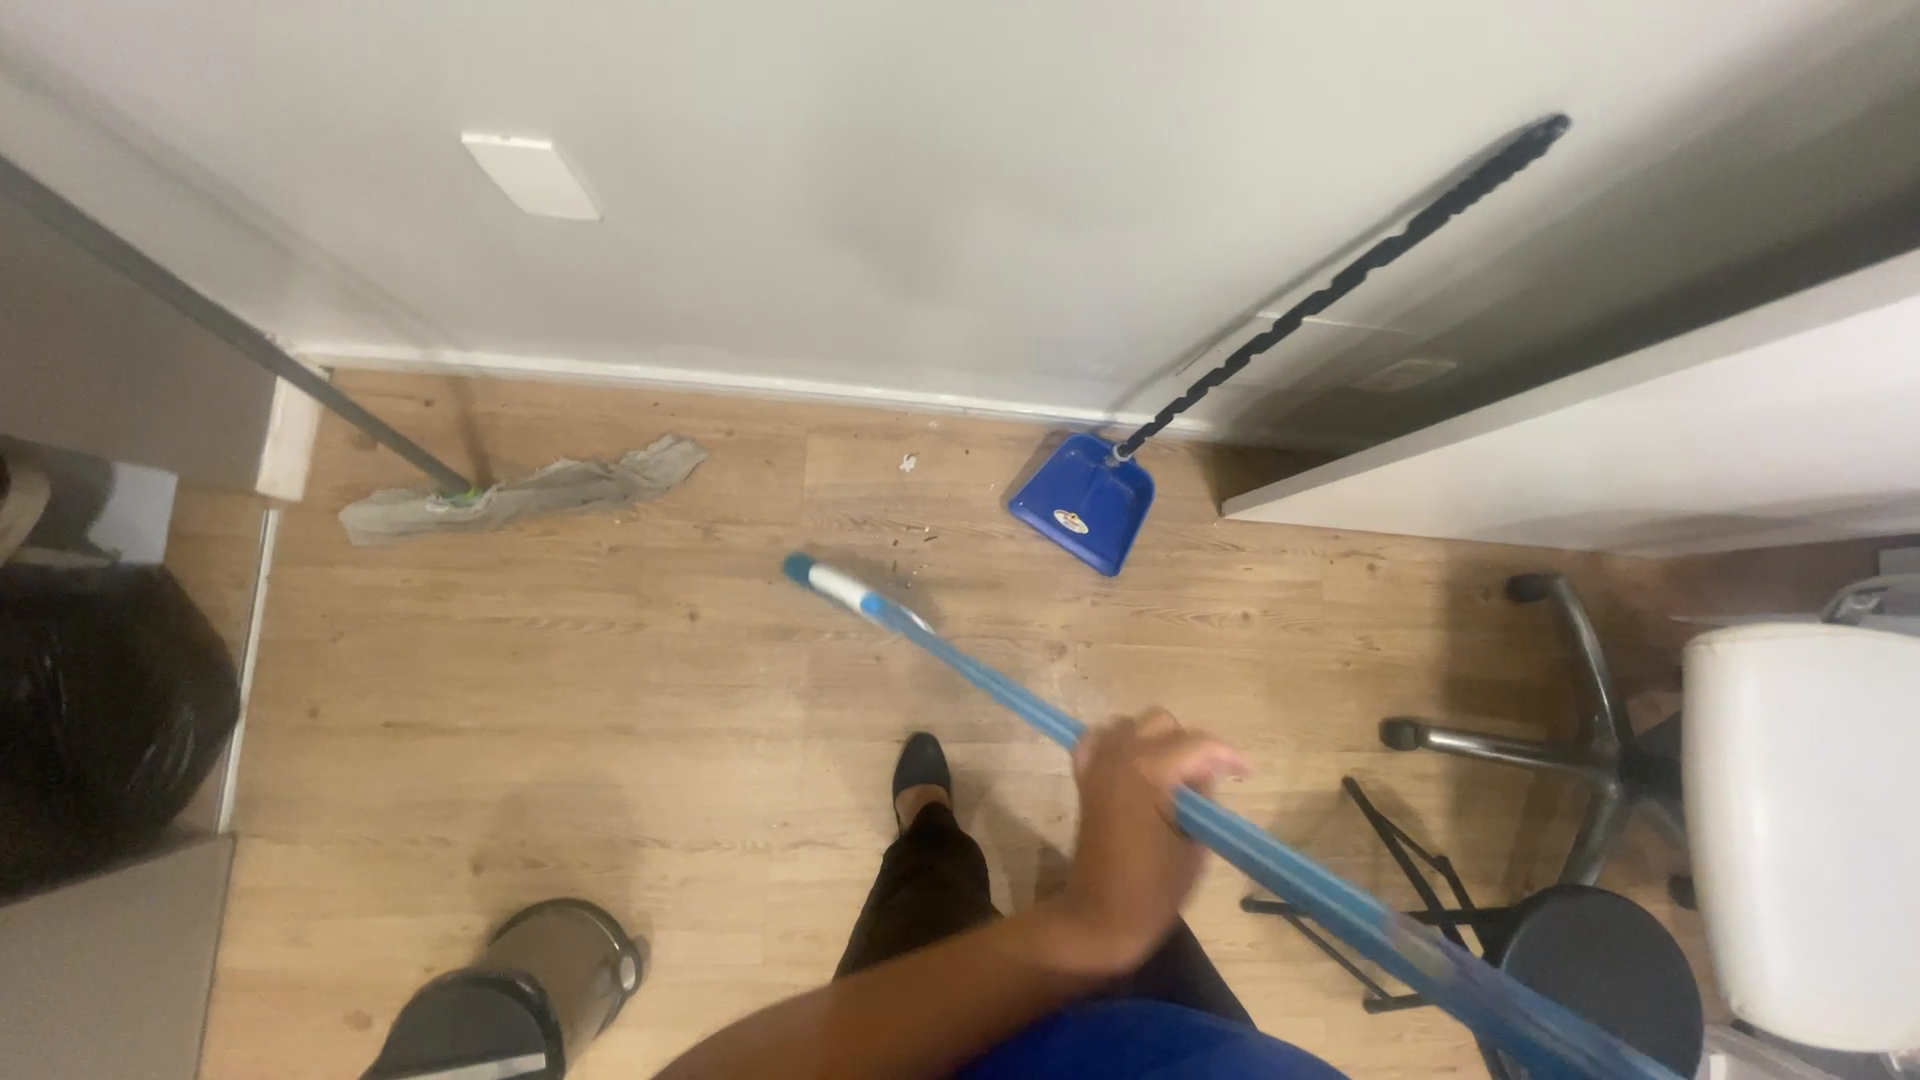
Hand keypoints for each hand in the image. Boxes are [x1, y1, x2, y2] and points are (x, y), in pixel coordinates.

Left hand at [1043, 708, 1248, 973]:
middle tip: (1208, 780)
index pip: (1197, 743)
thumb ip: (1202, 798)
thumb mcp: (1194, 843)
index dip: (1227, 754)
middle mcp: (1118, 755)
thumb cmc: (1153, 889)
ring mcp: (1097, 763)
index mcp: (1148, 771)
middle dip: (1190, 745)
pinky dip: (1119, 743)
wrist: (1100, 914)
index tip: (1247, 771)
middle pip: (1163, 724)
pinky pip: (1100, 739)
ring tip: (1175, 775)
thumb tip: (1205, 774)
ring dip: (1156, 740)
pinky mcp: (1084, 776)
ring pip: (1132, 724)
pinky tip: (1136, 764)